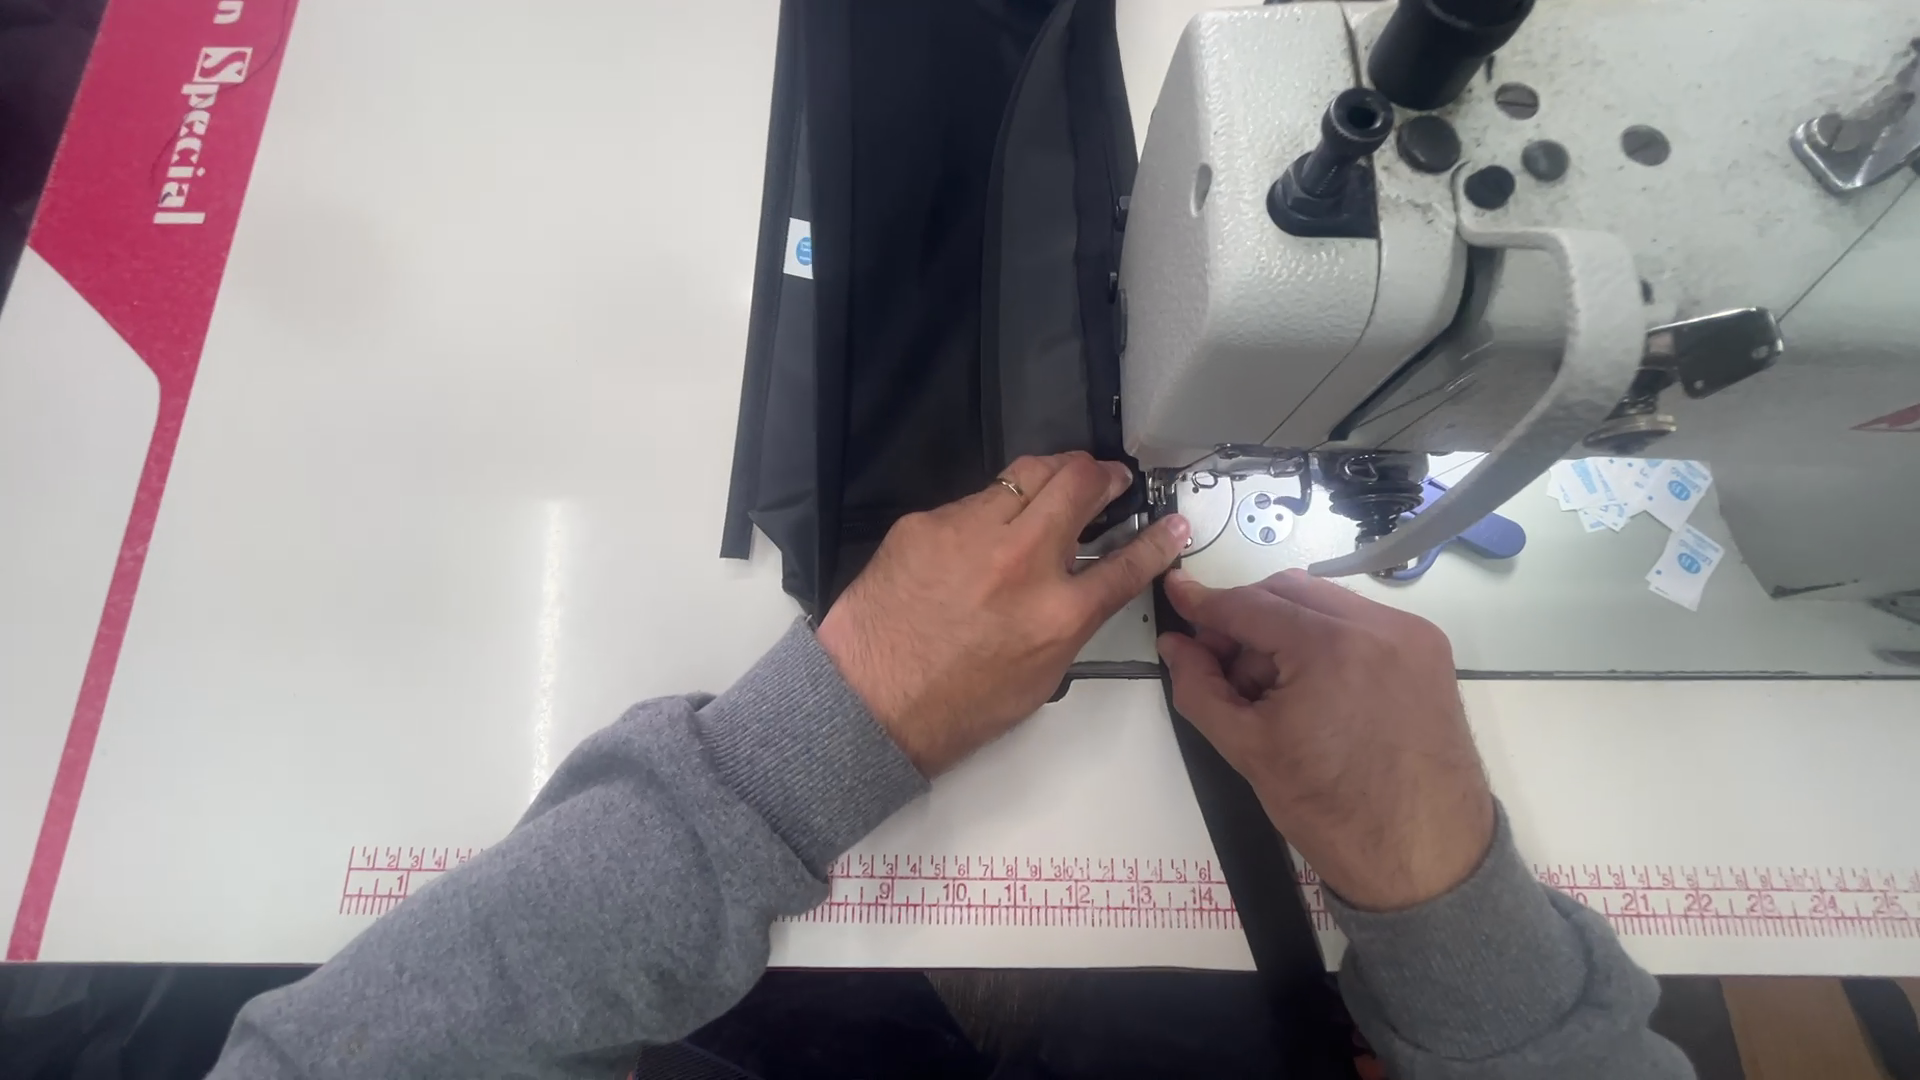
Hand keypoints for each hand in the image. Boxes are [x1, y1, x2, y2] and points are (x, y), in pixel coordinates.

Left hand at [817, 452, 1189, 774]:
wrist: (869, 701)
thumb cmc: (957, 706)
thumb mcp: (1039, 675)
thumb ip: (1070, 621)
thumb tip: (1081, 583)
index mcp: (1057, 614)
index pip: (1126, 562)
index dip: (1157, 539)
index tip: (1170, 524)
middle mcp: (1021, 561)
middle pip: (1078, 484)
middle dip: (1103, 473)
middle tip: (1108, 478)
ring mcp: (970, 532)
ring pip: (1027, 474)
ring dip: (1052, 475)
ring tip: (1057, 483)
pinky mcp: (927, 522)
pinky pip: (973, 500)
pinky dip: (990, 510)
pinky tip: (980, 534)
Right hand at [1157, 568, 1493, 911]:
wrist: (1426, 861)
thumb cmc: (1333, 811)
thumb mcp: (1245, 747)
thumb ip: (1198, 685)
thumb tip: (1174, 645)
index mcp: (1331, 647)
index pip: (1249, 604)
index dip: (1203, 601)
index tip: (1175, 591)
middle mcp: (1379, 626)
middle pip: (1285, 590)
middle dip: (1244, 618)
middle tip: (1220, 662)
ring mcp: (1411, 636)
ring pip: (1321, 601)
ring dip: (1282, 627)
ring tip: (1271, 687)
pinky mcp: (1429, 652)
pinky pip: (1357, 621)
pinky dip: (1321, 638)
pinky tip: (1310, 687)